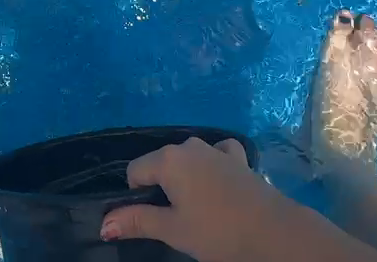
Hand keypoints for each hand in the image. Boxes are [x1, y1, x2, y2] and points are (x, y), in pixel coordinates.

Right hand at [100, 137, 290, 261]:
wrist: (274, 232)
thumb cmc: (217, 232)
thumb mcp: (174, 231)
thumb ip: (137, 222)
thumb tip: (103, 224)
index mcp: (167, 159)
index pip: (135, 172)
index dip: (138, 196)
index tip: (155, 220)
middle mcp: (188, 145)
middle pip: (161, 164)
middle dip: (163, 188)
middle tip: (179, 220)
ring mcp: (215, 148)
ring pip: (188, 159)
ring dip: (187, 179)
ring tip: (201, 210)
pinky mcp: (238, 157)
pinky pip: (217, 154)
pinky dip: (214, 166)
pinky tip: (220, 184)